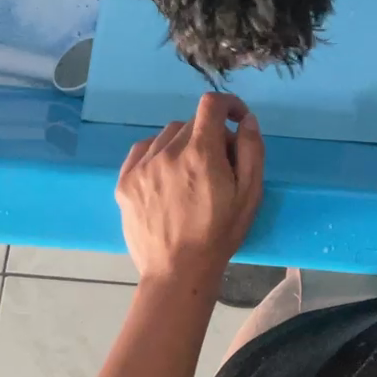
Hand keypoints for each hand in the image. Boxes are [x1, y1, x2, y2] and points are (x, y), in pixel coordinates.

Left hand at [116, 92, 265, 290]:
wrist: (177, 272)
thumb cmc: (220, 233)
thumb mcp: (250, 194)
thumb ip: (251, 150)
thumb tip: (246, 120)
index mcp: (201, 153)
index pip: (211, 105)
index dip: (228, 104)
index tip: (236, 120)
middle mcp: (168, 152)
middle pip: (192, 123)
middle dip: (210, 134)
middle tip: (219, 163)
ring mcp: (142, 166)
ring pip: (167, 135)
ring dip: (184, 143)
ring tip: (191, 172)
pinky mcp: (124, 182)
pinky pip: (142, 149)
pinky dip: (158, 152)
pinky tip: (166, 173)